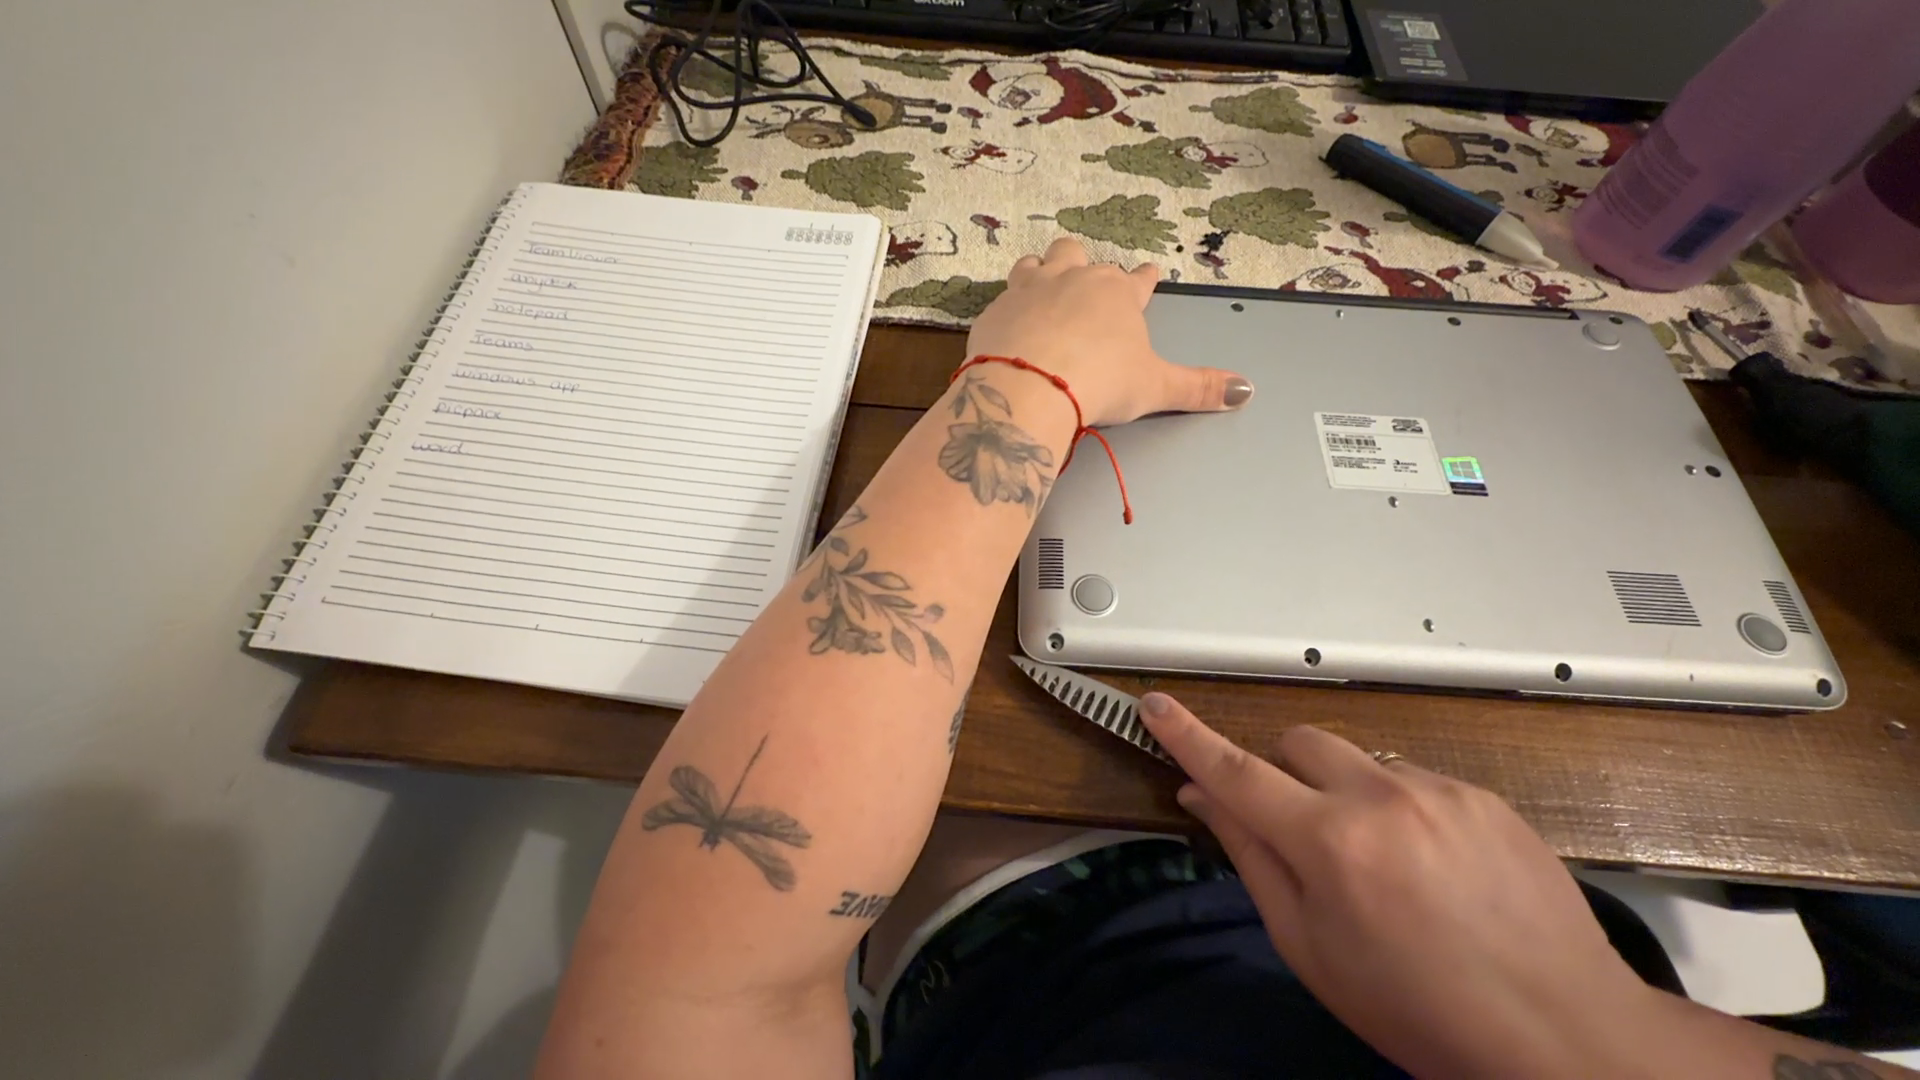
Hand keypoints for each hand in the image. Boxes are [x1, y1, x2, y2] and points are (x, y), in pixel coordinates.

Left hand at [966, 238, 1252, 425]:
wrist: (1032, 385)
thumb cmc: (1100, 381)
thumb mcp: (1155, 387)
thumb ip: (1198, 387)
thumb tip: (1247, 390)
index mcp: (1117, 294)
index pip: (1138, 280)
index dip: (1145, 280)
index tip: (1149, 274)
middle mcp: (1074, 279)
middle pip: (1078, 255)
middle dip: (1083, 263)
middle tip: (1083, 275)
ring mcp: (1030, 289)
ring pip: (1036, 262)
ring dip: (1041, 270)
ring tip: (1041, 279)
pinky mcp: (995, 310)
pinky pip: (1002, 296)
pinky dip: (1008, 306)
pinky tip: (1007, 319)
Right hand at [1139, 694, 1659, 1079]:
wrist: (1565, 1037)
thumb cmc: (1414, 1008)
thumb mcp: (1308, 948)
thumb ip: (1249, 858)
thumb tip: (1201, 797)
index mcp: (1328, 842)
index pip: (1235, 772)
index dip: (1187, 736)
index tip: (1154, 704)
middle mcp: (1381, 797)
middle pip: (1297, 742)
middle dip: (1282, 774)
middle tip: (1301, 832)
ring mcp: (1439, 789)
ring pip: (1357, 759)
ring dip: (1344, 791)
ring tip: (1382, 861)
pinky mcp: (1484, 795)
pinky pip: (1413, 777)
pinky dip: (1399, 805)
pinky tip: (1433, 866)